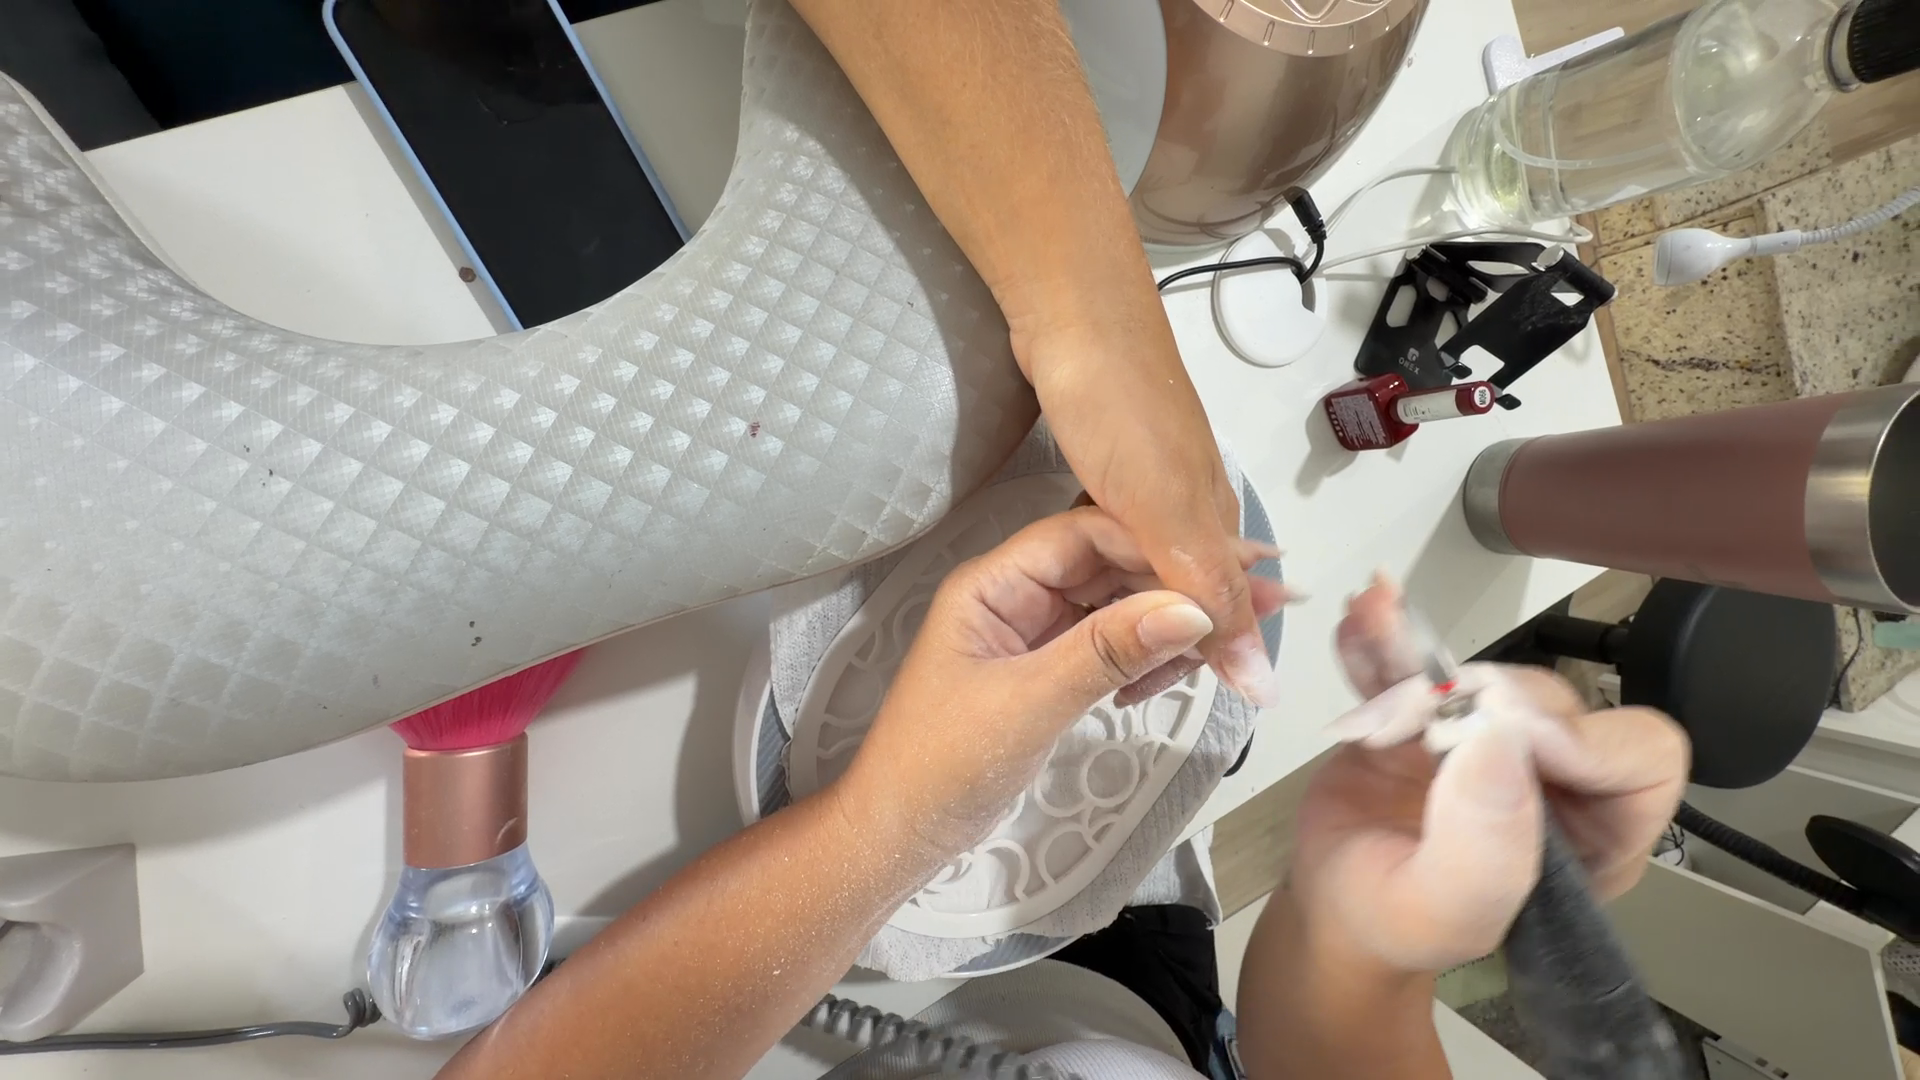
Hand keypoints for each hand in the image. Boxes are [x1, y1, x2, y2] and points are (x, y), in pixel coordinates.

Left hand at [836, 506, 1288, 861]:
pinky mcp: (1049, 667)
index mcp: (996, 582)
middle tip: (1268, 598)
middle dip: (1180, 583)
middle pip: (1110, 568)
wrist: (903, 832)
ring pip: (1116, 607)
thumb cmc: (945, 764)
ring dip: (1174, 621)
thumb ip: (1108, 651)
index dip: (1157, 544)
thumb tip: (1196, 608)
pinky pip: (1109, 645)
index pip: (1085, 536)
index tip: (1232, 565)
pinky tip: (1187, 667)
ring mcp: (1035, 631)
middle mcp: (1018, 593)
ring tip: (1244, 635)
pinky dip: (1148, 654)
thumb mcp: (1028, 704)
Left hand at [1016, 321, 1275, 708]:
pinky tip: (1093, 580)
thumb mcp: (1164, 510)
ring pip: (1155, 565)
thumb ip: (1208, 590)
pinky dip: (1110, 567)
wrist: (1073, 316)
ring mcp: (1151, 482)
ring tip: (1109, 645)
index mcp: (1210, 523)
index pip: (1216, 612)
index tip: (1147, 695)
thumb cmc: (1118, 412)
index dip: (1192, 656)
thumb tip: (1262, 681)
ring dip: (1137, 608)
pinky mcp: (1114, 464)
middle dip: (1165, 639)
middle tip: (1126, 683)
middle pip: (1190, 592)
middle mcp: (1191, 506)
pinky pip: (1123, 535)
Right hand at [1289, 579, 1689, 972]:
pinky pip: (1406, 668)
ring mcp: (1475, 740)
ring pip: (1469, 671)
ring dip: (1416, 646)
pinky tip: (1353, 621)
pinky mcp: (1418, 719)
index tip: (1488, 732)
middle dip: (1468, 695)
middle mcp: (1544, 777)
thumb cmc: (1393, 921)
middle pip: (1542, 700)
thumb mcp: (1444, 912)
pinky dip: (1378, 642)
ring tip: (1370, 616)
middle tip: (1396, 720)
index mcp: (1588, 833)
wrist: (1332, 900)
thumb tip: (1497, 737)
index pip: (1631, 756)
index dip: (1574, 734)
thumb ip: (1485, 848)